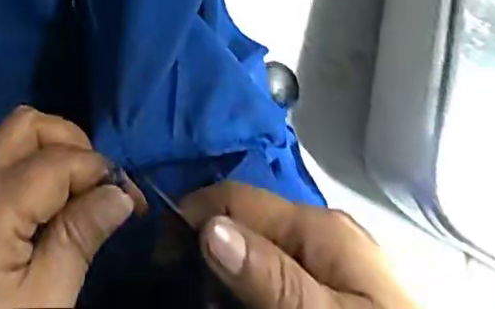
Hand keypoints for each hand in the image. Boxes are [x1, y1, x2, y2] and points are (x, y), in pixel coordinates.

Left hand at [0, 106, 145, 308]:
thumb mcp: (47, 302)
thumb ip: (79, 237)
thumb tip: (119, 192)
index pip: (52, 160)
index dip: (98, 168)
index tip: (132, 196)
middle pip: (22, 125)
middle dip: (69, 142)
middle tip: (102, 185)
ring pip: (4, 139)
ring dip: (47, 153)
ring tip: (81, 195)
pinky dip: (23, 168)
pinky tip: (47, 205)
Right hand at [180, 182, 416, 308]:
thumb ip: (273, 279)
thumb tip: (208, 227)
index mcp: (320, 227)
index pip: (233, 197)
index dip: (190, 219)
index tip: (158, 261)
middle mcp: (322, 234)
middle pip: (243, 223)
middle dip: (207, 251)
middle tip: (185, 294)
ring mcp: (330, 265)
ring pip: (257, 252)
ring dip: (227, 275)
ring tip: (210, 303)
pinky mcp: (336, 294)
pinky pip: (279, 276)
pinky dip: (253, 287)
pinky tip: (242, 306)